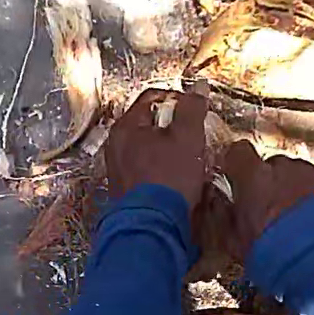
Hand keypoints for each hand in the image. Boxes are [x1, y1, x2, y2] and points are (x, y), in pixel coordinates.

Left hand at [104, 88, 210, 208]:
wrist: (152, 226)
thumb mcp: (187, 137)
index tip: (196, 111)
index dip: (179, 99)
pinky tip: (177, 179)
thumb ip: (192, 108)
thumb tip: (199, 88)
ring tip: (189, 159)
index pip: (152, 97)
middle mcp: (115, 147)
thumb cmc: (167, 180)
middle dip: (175, 127)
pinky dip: (162, 169)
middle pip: (149, 124)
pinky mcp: (125, 190)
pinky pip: (146, 170)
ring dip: (171, 150)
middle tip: (194, 136)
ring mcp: (117, 170)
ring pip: (149, 148)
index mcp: (124, 128)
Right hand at [220, 140, 313, 258]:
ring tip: (303, 224)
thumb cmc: (273, 254)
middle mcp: (287, 168)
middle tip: (272, 213)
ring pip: (305, 176)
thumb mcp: (234, 243)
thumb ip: (224, 218)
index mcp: (254, 179)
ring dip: (301, 193)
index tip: (238, 177)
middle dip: (272, 184)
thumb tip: (217, 206)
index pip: (238, 153)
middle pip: (275, 166)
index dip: (238, 164)